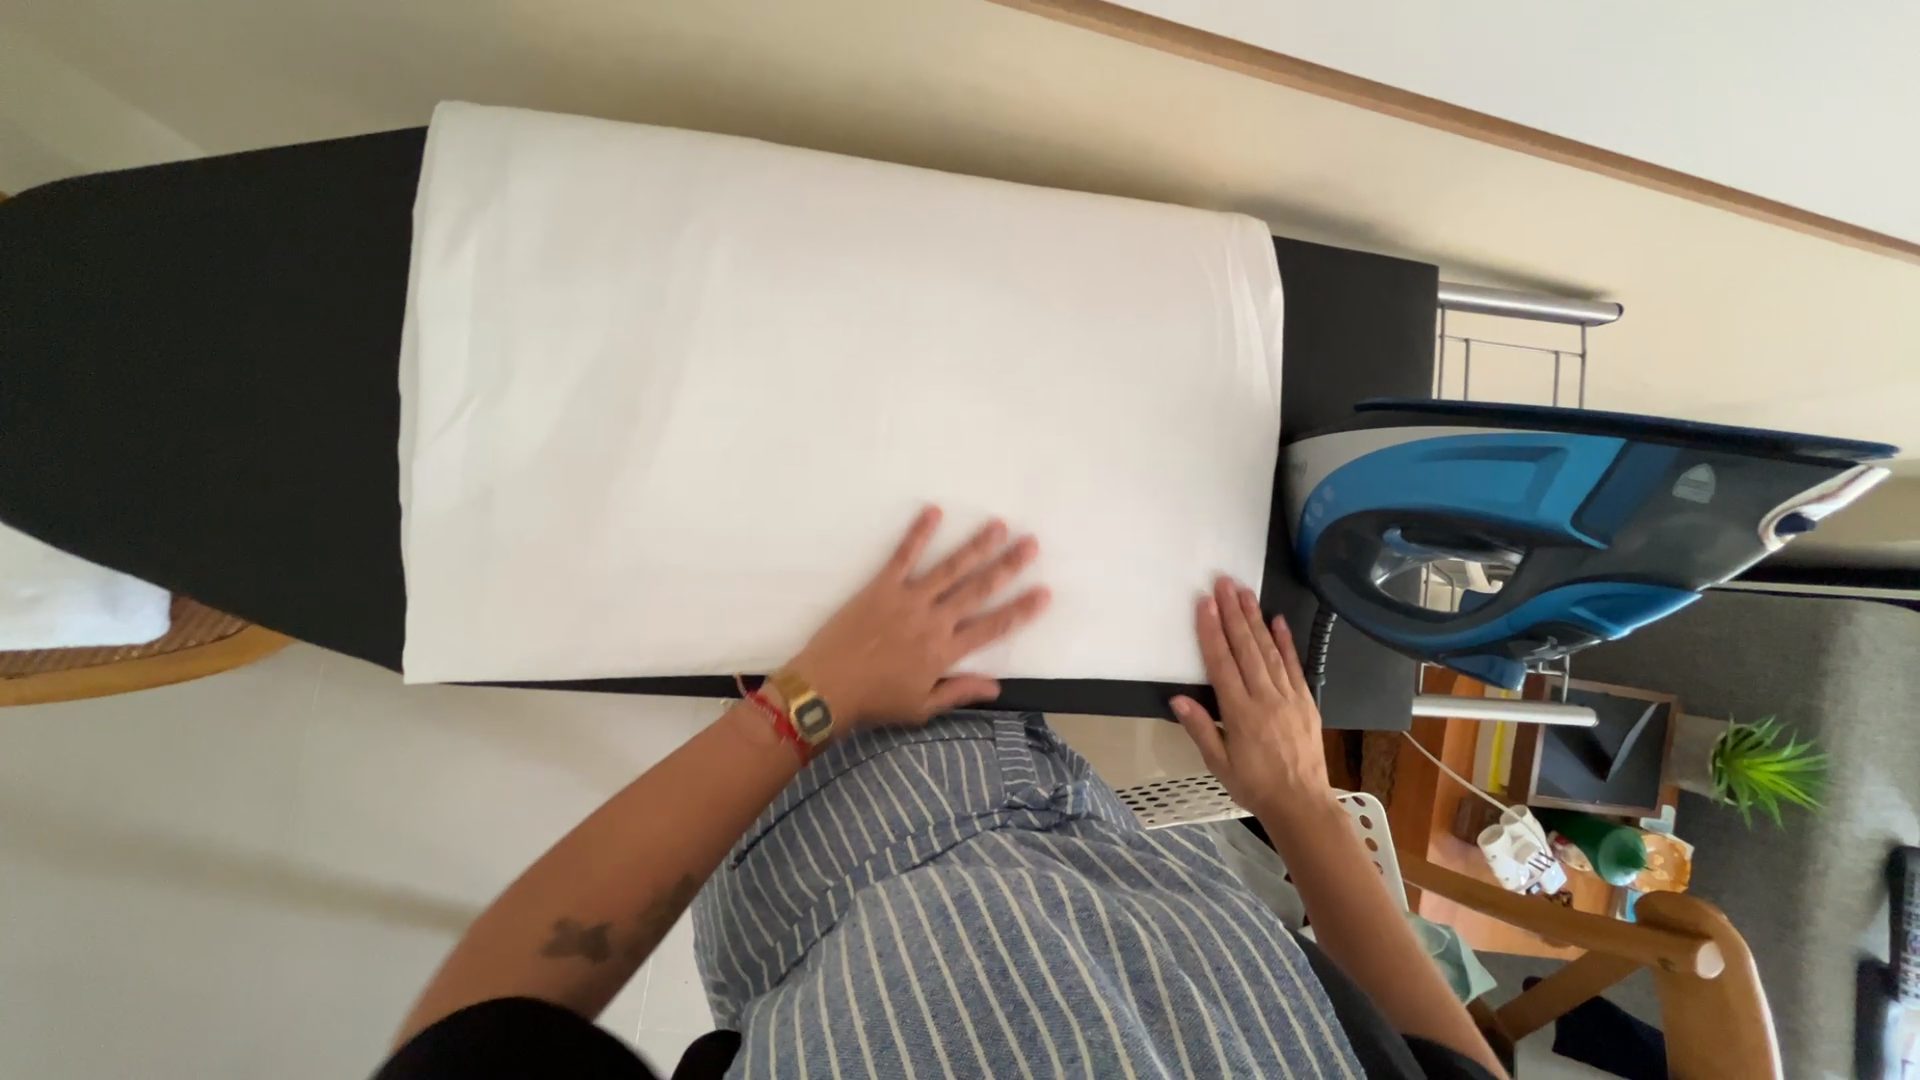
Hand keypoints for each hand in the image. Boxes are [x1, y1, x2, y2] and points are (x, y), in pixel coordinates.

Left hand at [783, 506, 1050, 732]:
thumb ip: (959, 692)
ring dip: (975, 545)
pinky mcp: (882, 587)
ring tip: (998, 525)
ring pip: (950, 568)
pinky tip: (933, 511)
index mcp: (945, 652)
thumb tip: (997, 686)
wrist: (826, 688)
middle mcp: (934, 621)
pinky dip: (918, 533)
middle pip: (979, 589)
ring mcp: (908, 600)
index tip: (1044, 592)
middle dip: (1008, 566)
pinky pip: (904, 556)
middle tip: (1031, 544)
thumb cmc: (874, 702)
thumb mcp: (922, 708)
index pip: (994, 627)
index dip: (1022, 610)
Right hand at [1171, 576, 1331, 822]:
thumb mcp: (1218, 763)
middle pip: (1246, 648)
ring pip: (1269, 650)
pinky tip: (1277, 620)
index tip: (1204, 604)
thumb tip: (1178, 697)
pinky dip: (1286, 641)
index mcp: (1240, 713)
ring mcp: (1288, 696)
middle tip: (1224, 583)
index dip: (1211, 632)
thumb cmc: (1253, 785)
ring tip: (1244, 593)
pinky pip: (1294, 665)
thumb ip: (1200, 728)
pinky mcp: (1305, 700)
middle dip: (1233, 613)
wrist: (1302, 804)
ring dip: (1255, 619)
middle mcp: (1265, 698)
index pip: (1222, 664)